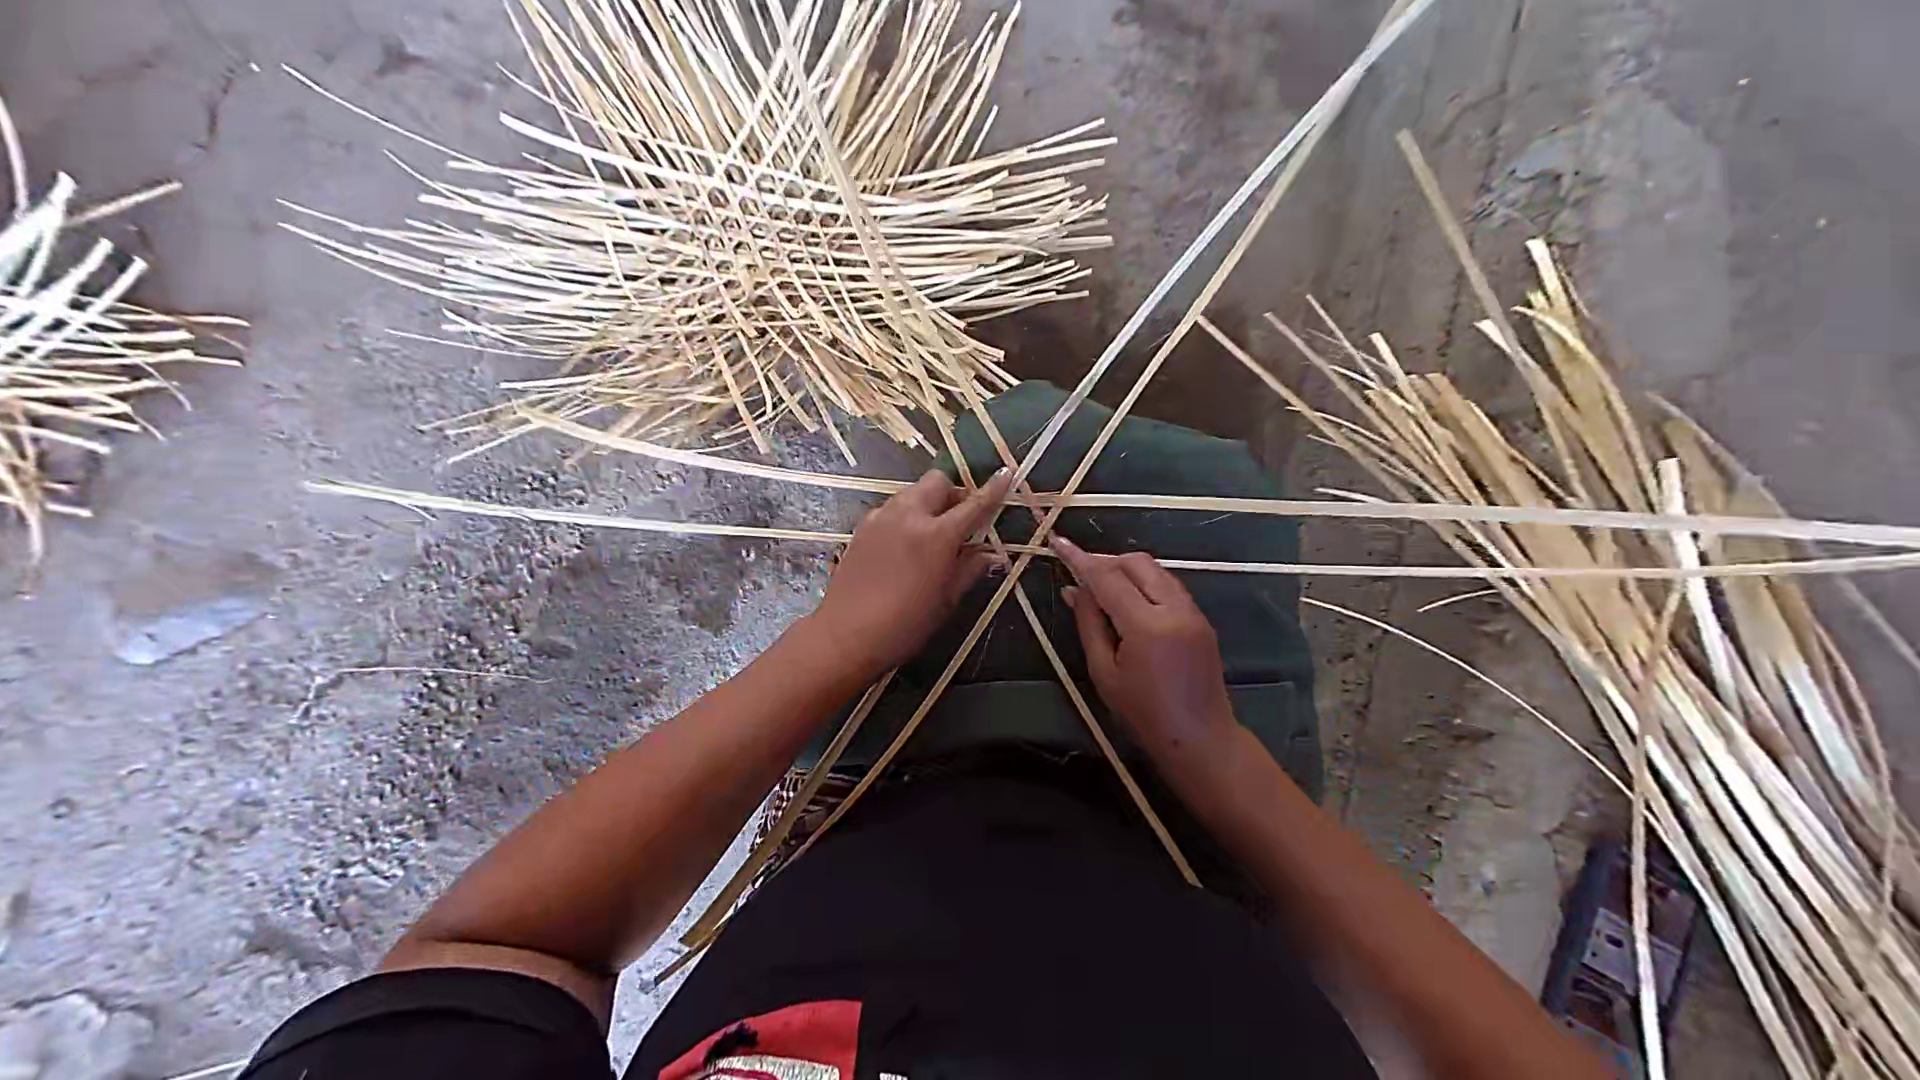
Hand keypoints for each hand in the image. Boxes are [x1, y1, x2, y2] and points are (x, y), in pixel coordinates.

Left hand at [806, 468, 1012, 674]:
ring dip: (927, 502)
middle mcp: (908, 516)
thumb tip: (992, 555)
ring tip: (931, 532)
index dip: (993, 489)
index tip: (1006, 473)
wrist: (847, 635)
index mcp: (937, 535)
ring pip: (911, 492)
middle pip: (937, 481)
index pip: (974, 504)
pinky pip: (891, 508)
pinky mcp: (862, 527)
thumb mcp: (946, 600)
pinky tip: (903, 543)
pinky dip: (905, 515)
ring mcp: (881, 518)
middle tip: (960, 518)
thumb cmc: (905, 624)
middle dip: (953, 492)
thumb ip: (970, 569)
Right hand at [1052, 536, 1238, 775]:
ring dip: (1126, 569)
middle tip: (1079, 575)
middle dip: (1105, 561)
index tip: (1057, 543)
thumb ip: (1089, 624)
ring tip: (1101, 589)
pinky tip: (1128, 601)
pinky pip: (1169, 585)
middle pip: (1136, 563)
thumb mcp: (1104, 672)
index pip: (1107, 578)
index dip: (1079, 559)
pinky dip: (1144, 582)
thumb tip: (1074, 590)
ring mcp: (1193, 612)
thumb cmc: (1144, 715)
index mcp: (1147, 626)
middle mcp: (1175, 609)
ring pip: (1155, 570)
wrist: (1200, 739)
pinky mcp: (1201, 619)